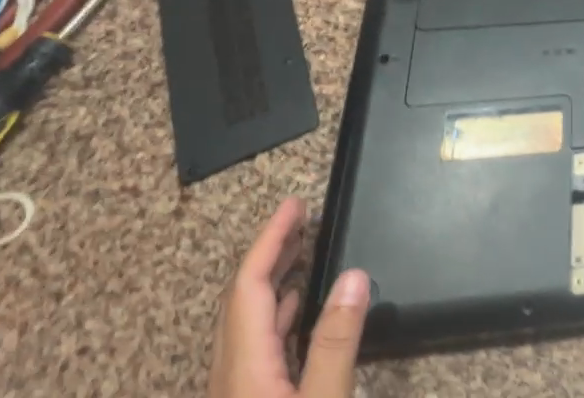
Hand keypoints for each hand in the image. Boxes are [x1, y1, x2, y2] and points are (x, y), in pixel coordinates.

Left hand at [208, 197, 370, 397]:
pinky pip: (255, 343)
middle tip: (299, 217)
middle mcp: (231, 377)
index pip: (248, 289)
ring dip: (271, 280)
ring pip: (245, 323)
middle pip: (240, 300)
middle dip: (268, 252)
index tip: (293, 205)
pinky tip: (296, 309)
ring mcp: (236, 392)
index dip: (269, 241)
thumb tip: (353, 276)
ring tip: (300, 250)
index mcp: (244, 370)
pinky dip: (277, 311)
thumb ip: (336, 342)